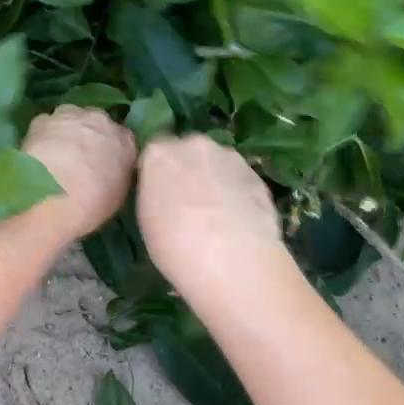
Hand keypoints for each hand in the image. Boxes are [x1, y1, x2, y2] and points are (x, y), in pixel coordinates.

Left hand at [20, 106, 136, 236]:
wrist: (58, 195)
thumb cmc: (94, 202)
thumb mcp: (118, 192)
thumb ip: (116, 172)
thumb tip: (108, 170)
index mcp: (125, 140)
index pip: (121, 137)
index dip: (108, 147)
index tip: (101, 159)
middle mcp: (100, 120)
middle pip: (94, 121)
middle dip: (87, 133)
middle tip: (77, 155)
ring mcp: (70, 116)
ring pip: (68, 117)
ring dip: (64, 130)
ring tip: (54, 153)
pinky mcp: (42, 120)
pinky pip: (44, 124)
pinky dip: (42, 135)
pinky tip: (37, 153)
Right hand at [137, 134, 282, 291]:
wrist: (233, 259)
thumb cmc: (175, 244)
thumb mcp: (146, 218)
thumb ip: (154, 192)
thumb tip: (165, 193)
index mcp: (159, 153)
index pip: (153, 155)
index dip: (157, 176)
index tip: (159, 196)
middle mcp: (194, 145)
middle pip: (187, 152)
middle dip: (187, 171)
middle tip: (188, 204)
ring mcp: (229, 157)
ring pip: (217, 164)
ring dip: (215, 180)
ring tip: (218, 216)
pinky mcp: (257, 175)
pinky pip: (240, 181)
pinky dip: (238, 194)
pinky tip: (239, 222)